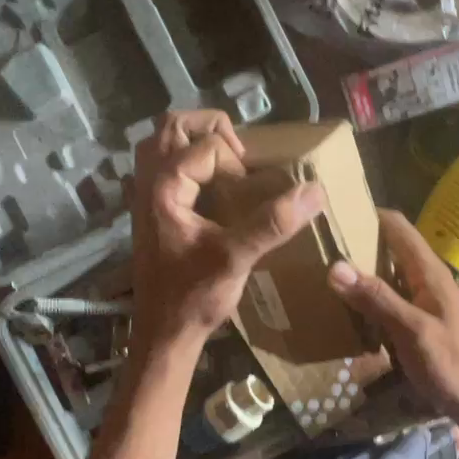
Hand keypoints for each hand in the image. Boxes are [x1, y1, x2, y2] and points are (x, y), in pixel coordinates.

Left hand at [129, 110, 322, 352]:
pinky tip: (207, 186)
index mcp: (164, 187)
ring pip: (161, 143)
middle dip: (212, 131)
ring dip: (194, 142)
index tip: (246, 196)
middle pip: (173, 126)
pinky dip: (183, 161)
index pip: (206, 146)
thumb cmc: (194, 297)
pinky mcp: (148, 211)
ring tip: (225, 163)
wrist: (163, 332)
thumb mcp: (237, 258)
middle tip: (239, 158)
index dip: (234, 164)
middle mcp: (147, 183)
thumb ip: (273, 223)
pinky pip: (160, 165)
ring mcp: (143, 196)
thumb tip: (316, 191)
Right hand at [327, 209, 458, 416]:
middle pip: (389, 248)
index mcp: (429, 272)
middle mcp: (425, 278)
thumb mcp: (411, 330)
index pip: (397, 226)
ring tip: (322, 269)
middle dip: (358, 243)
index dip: (369, 214)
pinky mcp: (417, 320)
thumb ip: (376, 298)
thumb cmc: (450, 363)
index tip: (334, 212)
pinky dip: (367, 297)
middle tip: (318, 243)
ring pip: (386, 274)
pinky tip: (344, 306)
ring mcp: (422, 300)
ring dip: (360, 271)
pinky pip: (388, 299)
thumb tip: (336, 265)